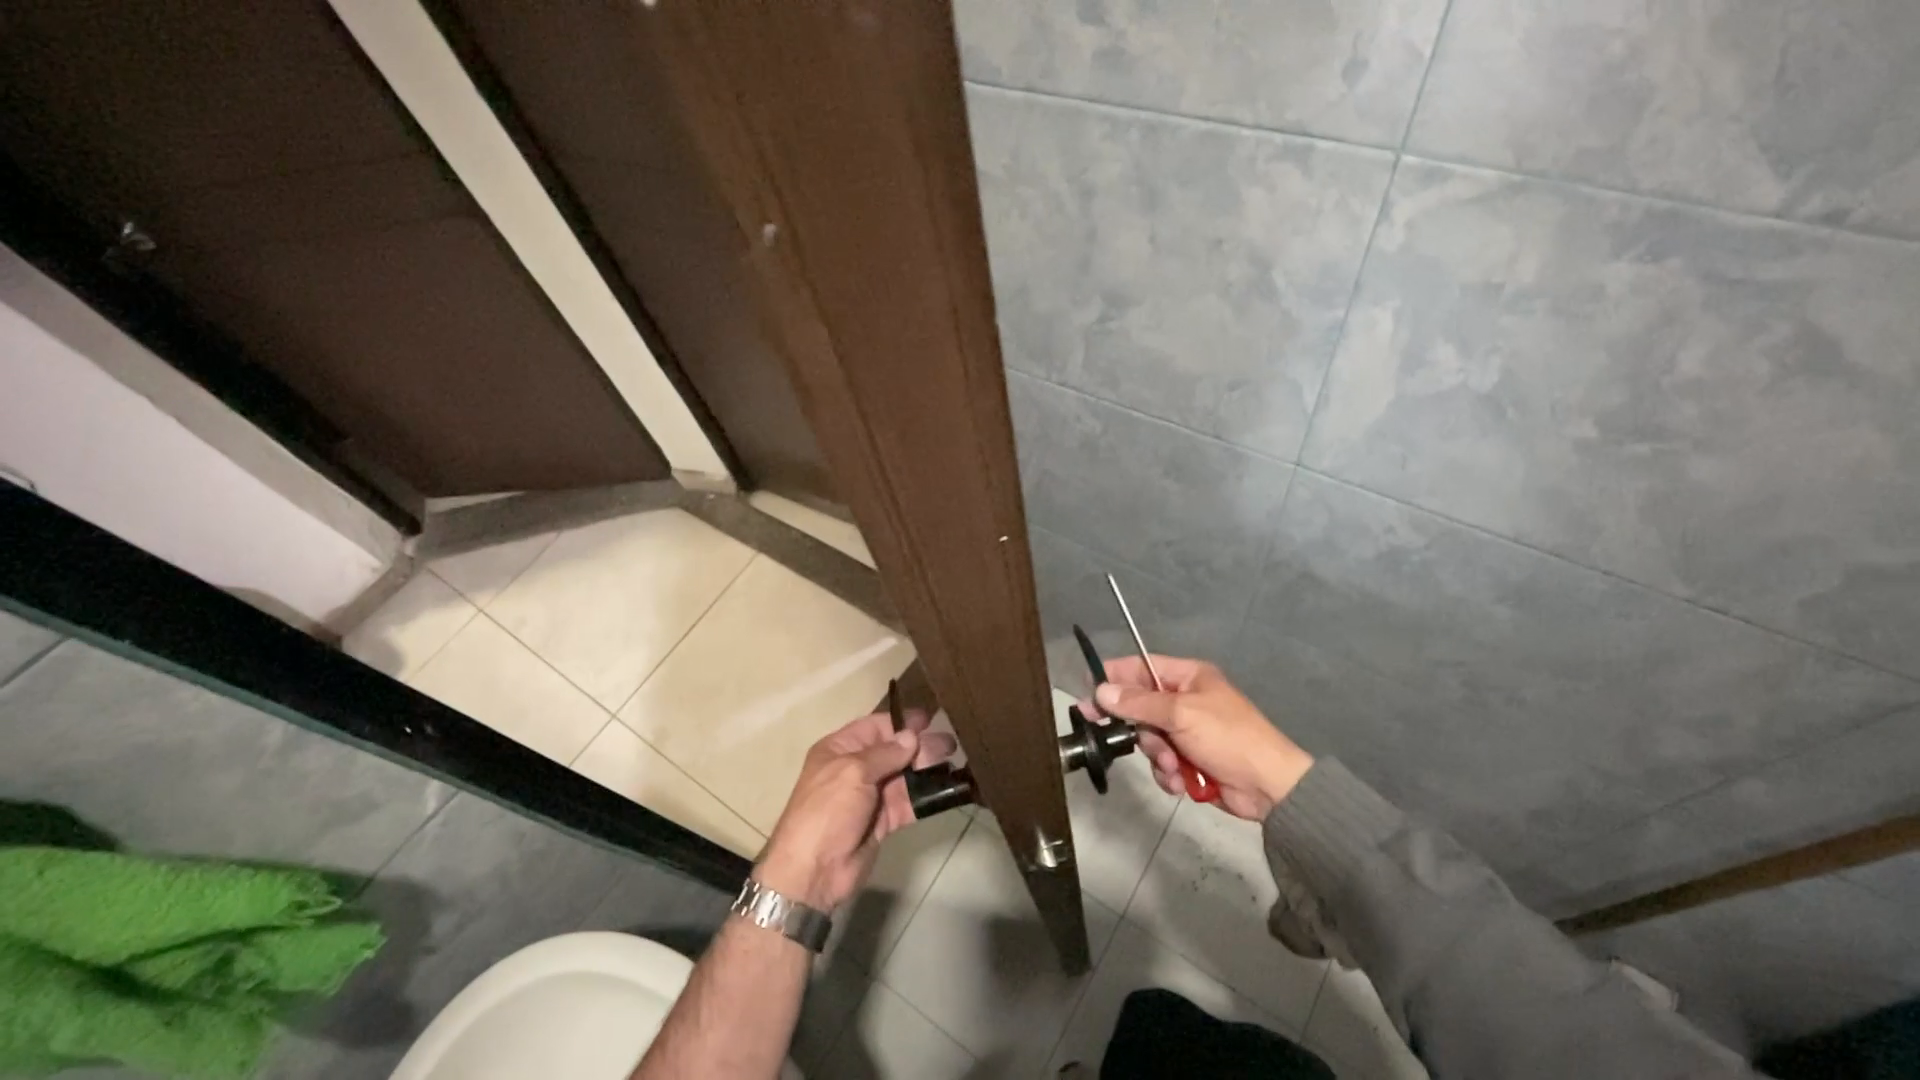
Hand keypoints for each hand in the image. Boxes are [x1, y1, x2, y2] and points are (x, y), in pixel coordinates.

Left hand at [756, 709, 957, 912]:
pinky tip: (947, 788)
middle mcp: (855, 769)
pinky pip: (908, 802)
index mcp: (839, 750)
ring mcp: (870, 796)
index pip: (875, 727)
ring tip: (954, 762)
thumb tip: (911, 736)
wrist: (815, 870)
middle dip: (920, 746)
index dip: (901, 723)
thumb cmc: (828, 810)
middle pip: (893, 751)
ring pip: (904, 776)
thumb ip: (886, 753)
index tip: (930, 719)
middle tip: (950, 744)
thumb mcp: (852, 772)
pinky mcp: (883, 820)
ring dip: (927, 770)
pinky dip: (926, 796)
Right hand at [1093, 655, 1312, 821]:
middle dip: (1142, 731)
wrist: (1269, 787)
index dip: (1114, 678)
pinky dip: (1169, 774)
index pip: (1140, 668)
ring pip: (1149, 740)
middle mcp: (1186, 701)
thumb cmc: (1228, 738)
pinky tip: (1182, 781)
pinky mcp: (1191, 761)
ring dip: (1158, 757)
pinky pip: (1162, 763)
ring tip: (1175, 766)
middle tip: (1134, 740)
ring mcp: (1188, 733)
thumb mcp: (1181, 714)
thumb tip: (1101, 690)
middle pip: (1140, 709)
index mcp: (1189, 677)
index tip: (1088, 694)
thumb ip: (1138, 702)